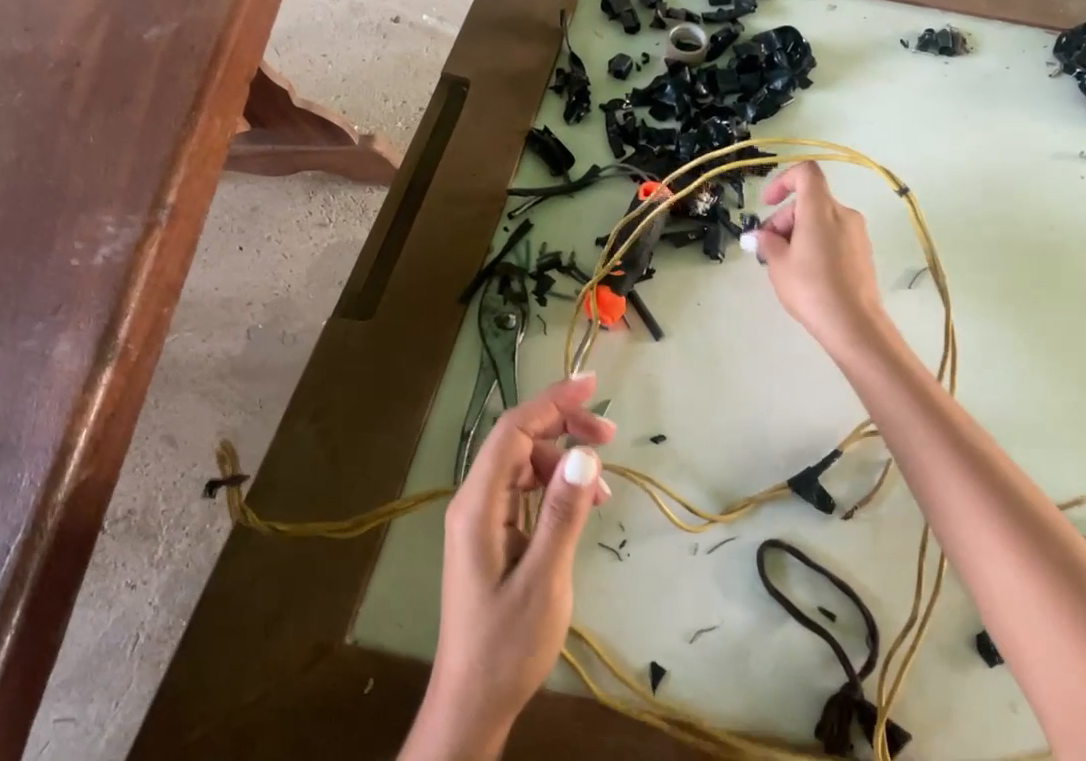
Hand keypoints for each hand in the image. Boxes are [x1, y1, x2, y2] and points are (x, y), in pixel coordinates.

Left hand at [401, 374, 615, 760]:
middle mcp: (474, 503)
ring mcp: (482, 520)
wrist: (473, 701)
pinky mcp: (493, 536)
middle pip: (518, 442)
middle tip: (611, 436)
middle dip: (564, 428)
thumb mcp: (544, 578)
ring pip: (524, 465)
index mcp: (477, 506)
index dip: (551, 401)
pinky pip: (525, 492)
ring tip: (605, 491)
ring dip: (565, 463)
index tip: (593, 385)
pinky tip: (584, 505)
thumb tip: (586, 452)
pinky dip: (556, 488)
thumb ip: (563, 513)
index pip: (513, 432)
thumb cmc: (507, 644)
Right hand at [753, 161, 888, 347]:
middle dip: (785, 218)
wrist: (853, 323)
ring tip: (785, 264)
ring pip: (822, 219)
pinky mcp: (864, 252)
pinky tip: (807, 273)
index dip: (783, 180)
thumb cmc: (811, 289)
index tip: (768, 203)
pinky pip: (835, 236)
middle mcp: (843, 214)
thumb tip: (763, 235)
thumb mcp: (778, 264)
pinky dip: (817, 243)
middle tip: (768, 248)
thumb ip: (768, 242)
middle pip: (810, 201)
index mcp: (821, 209)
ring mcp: (858, 233)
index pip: (806, 173)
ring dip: (800, 232)